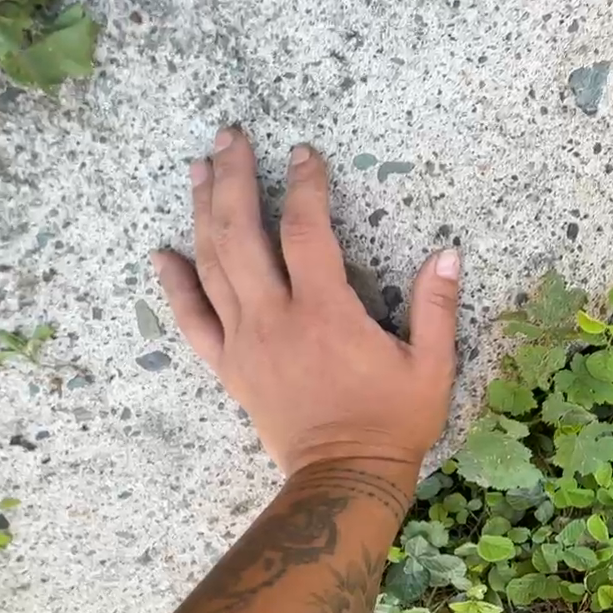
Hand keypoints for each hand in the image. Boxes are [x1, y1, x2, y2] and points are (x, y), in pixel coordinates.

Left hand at [151, 128, 460, 474]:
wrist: (346, 475)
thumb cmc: (396, 418)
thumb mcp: (434, 364)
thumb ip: (438, 307)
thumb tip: (448, 254)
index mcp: (327, 313)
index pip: (307, 234)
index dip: (305, 188)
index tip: (306, 154)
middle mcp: (276, 318)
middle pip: (241, 236)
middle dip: (233, 180)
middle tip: (229, 137)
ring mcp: (245, 341)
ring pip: (211, 265)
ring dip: (201, 212)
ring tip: (197, 168)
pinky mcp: (230, 365)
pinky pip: (192, 319)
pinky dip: (174, 283)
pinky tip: (163, 252)